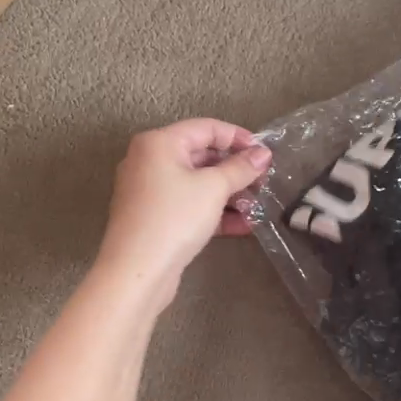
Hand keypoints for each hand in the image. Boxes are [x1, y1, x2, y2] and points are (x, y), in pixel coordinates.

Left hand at [98, 120, 270, 296]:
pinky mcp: (154, 217)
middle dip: (234, 169)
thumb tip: (263, 153)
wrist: (136, 272)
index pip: (206, 127)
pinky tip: (243, 225)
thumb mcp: (214, 188)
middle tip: (263, 180)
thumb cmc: (174, 218)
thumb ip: (241, 168)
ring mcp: (149, 190)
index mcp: (159, 143)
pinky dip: (213, 211)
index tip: (264, 152)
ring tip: (257, 205)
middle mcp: (149, 160)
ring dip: (228, 192)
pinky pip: (188, 204)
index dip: (238, 137)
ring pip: (196, 183)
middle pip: (201, 155)